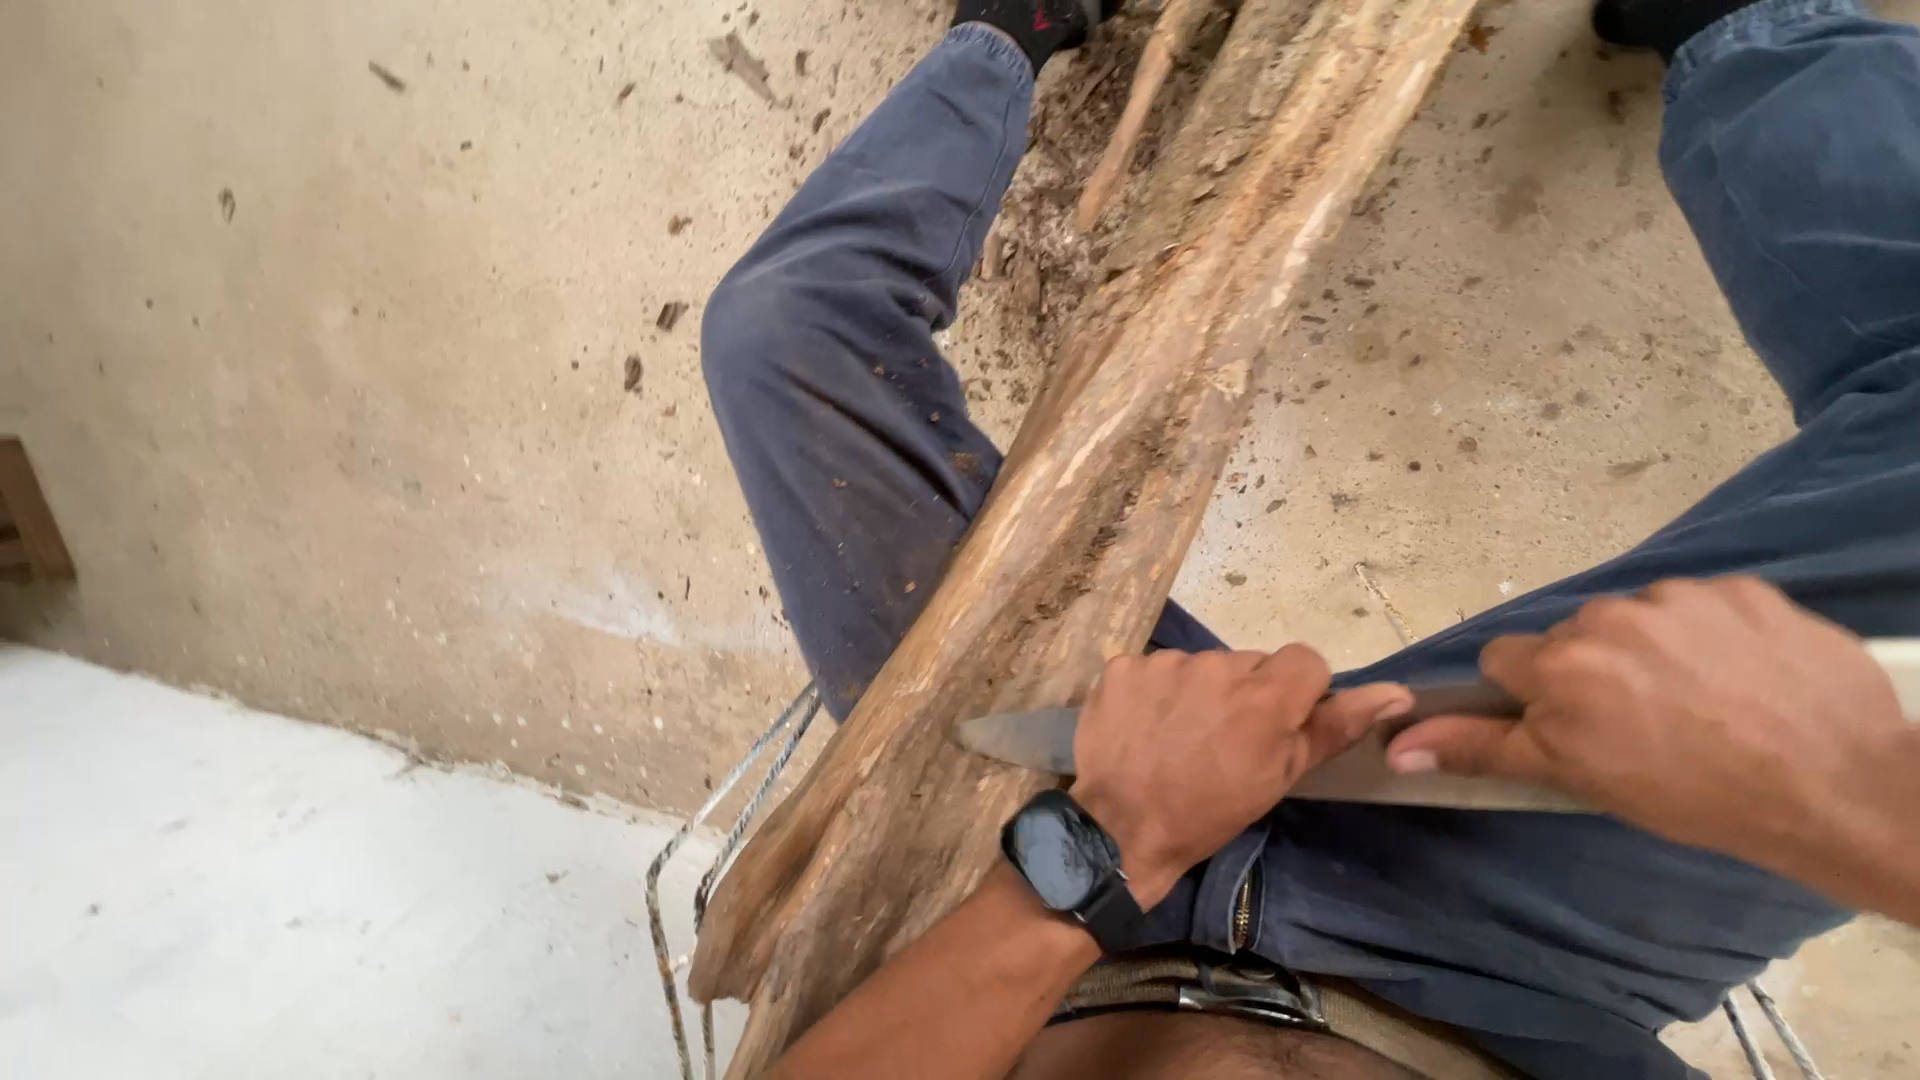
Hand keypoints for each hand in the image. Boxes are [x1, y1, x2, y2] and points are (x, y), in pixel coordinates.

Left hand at [1069, 646, 1411, 906]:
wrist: (1121, 826)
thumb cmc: (1208, 812)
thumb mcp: (1278, 778)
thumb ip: (1333, 728)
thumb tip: (1396, 692)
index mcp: (1264, 695)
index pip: (1304, 660)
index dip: (1296, 692)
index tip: (1277, 724)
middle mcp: (1215, 665)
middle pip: (1248, 663)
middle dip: (1244, 693)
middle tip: (1223, 737)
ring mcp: (1164, 663)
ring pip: (1200, 664)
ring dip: (1197, 689)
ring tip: (1180, 734)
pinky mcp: (1123, 666)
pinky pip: (1153, 668)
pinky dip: (1153, 690)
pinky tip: (1144, 723)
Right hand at [1386, 577, 1910, 874]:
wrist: (1846, 793)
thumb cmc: (1691, 793)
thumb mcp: (1570, 776)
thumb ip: (1478, 747)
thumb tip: (1397, 744)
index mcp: (1557, 664)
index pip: (1507, 659)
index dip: (1535, 692)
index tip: (1574, 721)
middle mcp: (1605, 617)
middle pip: (1570, 637)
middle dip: (1591, 669)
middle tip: (1641, 718)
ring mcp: (1679, 598)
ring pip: (1633, 617)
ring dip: (1650, 647)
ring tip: (1701, 696)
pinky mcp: (1744, 590)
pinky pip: (1700, 603)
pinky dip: (1710, 631)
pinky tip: (1742, 672)